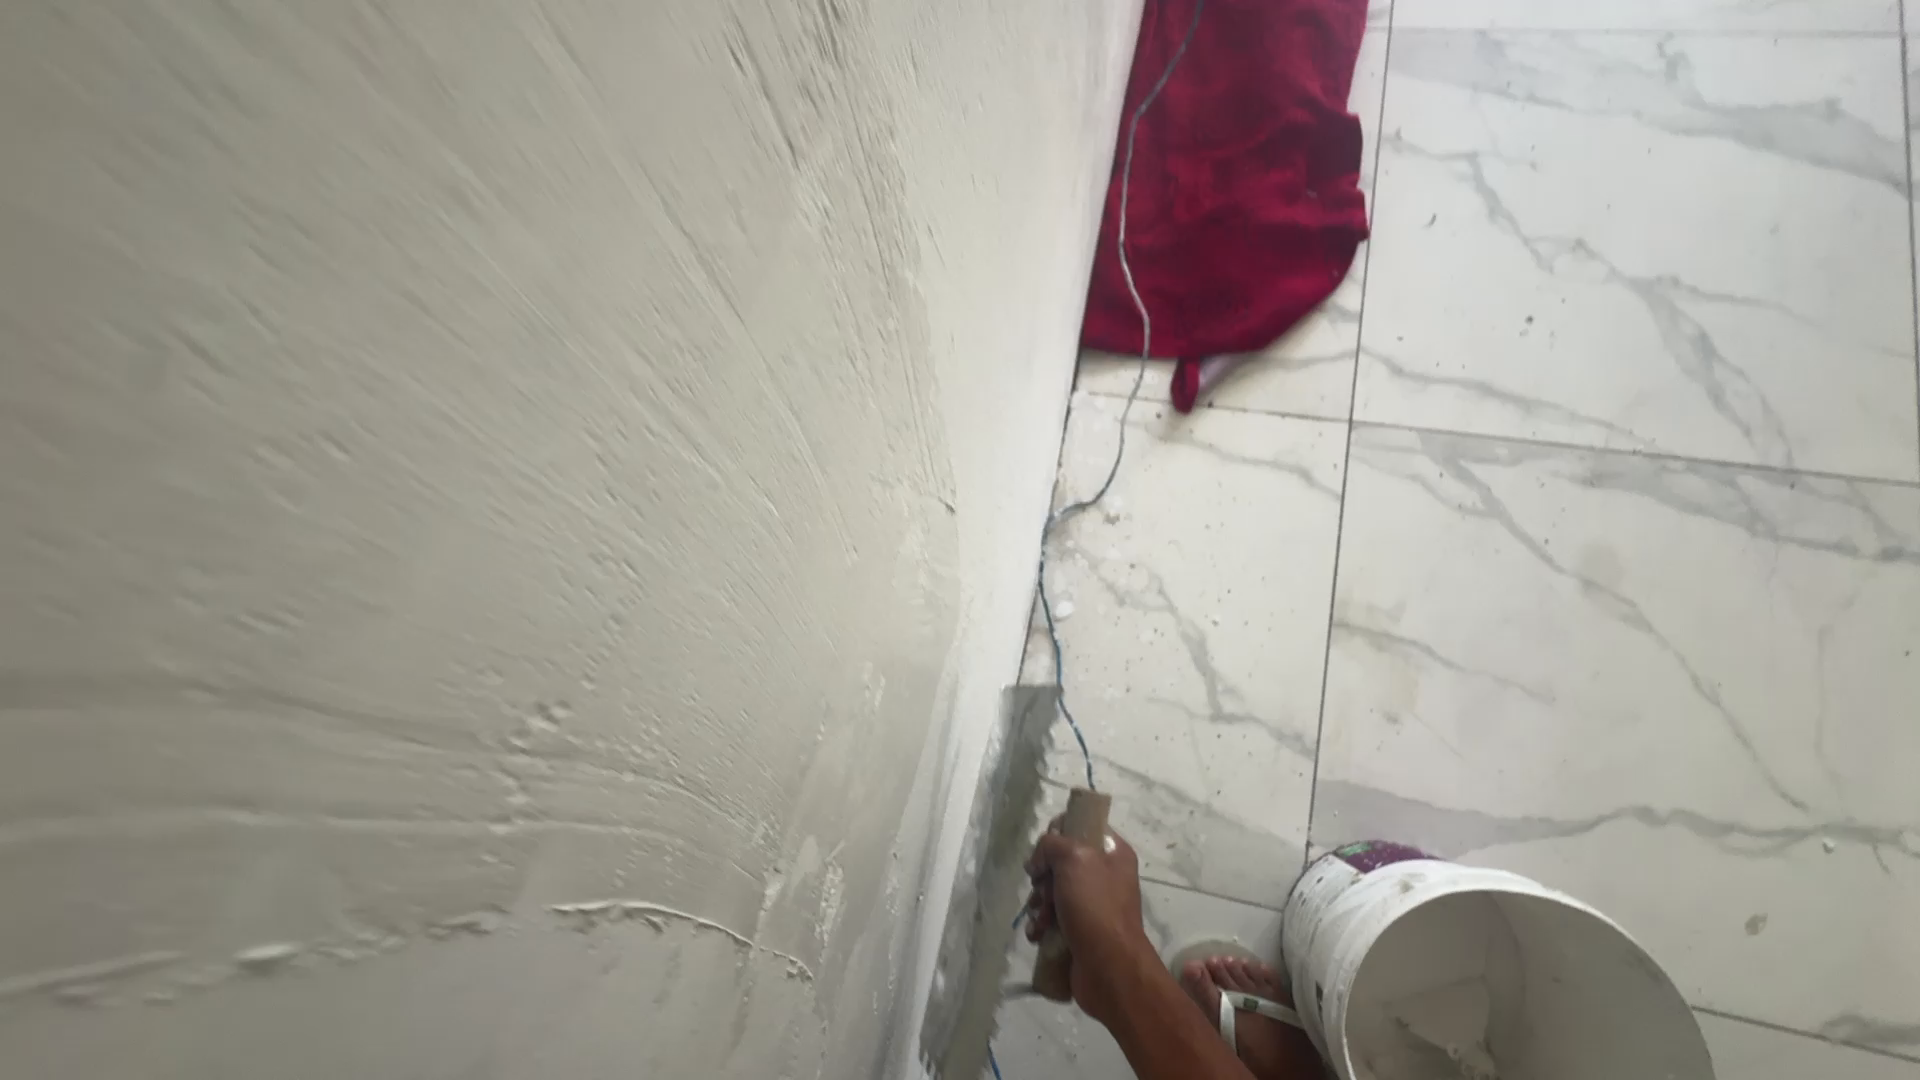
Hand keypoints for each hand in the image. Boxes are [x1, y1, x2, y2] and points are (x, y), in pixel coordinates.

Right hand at [1023, 819, 1155, 1026]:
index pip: (1081, 826)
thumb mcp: (1074, 858)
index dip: (1058, 833)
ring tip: (1041, 918)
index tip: (1046, 851)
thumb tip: (1038, 862)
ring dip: (1039, 903)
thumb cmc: (1096, 907)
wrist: (1109, 970)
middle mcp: (1104, 875)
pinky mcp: (1079, 931)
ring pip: (1053, 891)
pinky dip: (1041, 925)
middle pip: (1061, 861)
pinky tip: (1038, 933)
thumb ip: (1051, 845)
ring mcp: (1092, 905)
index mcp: (1112, 853)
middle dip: (1044, 877)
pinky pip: (1052, 918)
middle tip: (1043, 890)